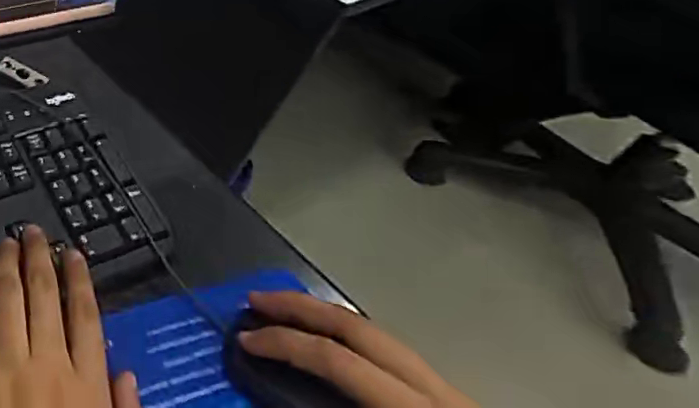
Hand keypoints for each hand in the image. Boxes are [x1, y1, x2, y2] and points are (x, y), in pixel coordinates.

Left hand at [0, 226, 137, 407]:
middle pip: (45, 296)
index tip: (73, 253)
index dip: (80, 279)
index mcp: (84, 385)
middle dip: (40, 258)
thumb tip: (127, 374)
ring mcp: (5, 366)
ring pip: (8, 298)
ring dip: (7, 263)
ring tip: (8, 240)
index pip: (85, 316)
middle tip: (34, 231)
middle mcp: (47, 365)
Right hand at [237, 291, 477, 407]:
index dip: (286, 346)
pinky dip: (353, 339)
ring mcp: (449, 394)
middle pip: (357, 329)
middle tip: (255, 300)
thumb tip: (293, 398)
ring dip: (325, 318)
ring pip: (378, 334)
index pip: (339, 362)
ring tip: (285, 311)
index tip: (245, 340)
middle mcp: (436, 393)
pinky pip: (392, 355)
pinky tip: (333, 344)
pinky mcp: (453, 403)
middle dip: (300, 309)